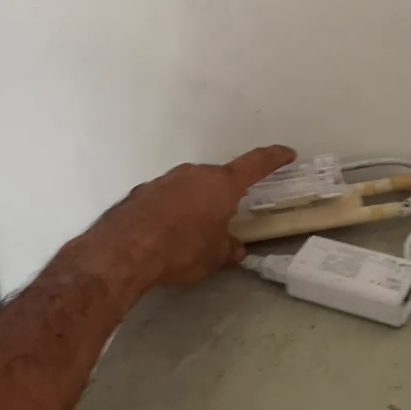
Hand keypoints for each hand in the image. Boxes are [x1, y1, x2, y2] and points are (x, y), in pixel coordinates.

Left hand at [83, 146, 294, 292]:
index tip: (286, 153)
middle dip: (224, 196)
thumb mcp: (213, 257)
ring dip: (196, 204)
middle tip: (226, 219)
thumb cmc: (181, 249)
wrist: (124, 250)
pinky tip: (165, 234)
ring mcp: (167, 180)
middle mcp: (196, 174)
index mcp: (222, 185)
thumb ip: (228, 248)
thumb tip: (235, 248)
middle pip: (218, 180)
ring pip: (190, 188)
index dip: (273, 158)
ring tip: (191, 234)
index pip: (255, 164)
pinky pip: (167, 198)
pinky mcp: (143, 192)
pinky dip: (171, 211)